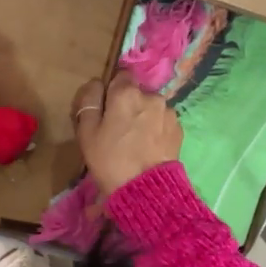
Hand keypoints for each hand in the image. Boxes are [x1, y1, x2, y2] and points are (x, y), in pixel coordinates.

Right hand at [72, 75, 182, 195]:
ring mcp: (169, 112)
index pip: (120, 76)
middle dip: (129, 104)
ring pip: (152, 107)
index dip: (112, 92)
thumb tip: (96, 83)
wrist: (145, 189)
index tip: (107, 110)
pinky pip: (163, 121)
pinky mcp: (179, 129)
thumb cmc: (110, 160)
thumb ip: (89, 101)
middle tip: (120, 129)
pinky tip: (149, 146)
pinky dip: (156, 129)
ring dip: (145, 116)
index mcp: (127, 93)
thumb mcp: (87, 132)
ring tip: (137, 140)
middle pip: (137, 93)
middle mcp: (152, 96)